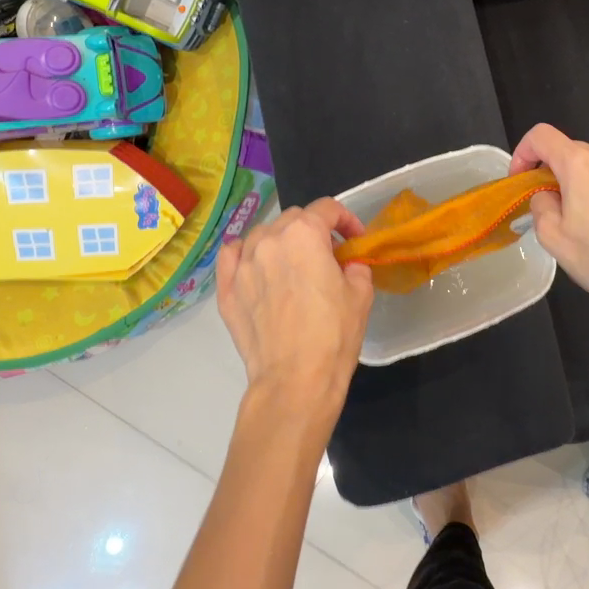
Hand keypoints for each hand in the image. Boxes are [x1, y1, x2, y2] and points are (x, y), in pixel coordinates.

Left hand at [216, 198, 374, 409]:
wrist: (295, 379)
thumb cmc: (334, 335)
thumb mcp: (361, 295)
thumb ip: (355, 267)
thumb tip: (347, 265)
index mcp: (305, 234)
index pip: (327, 209)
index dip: (346, 219)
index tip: (354, 239)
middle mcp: (269, 240)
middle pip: (294, 218)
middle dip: (314, 230)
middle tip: (328, 256)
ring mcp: (243, 264)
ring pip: (263, 235)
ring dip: (281, 241)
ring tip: (293, 264)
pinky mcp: (227, 289)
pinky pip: (232, 255)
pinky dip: (245, 253)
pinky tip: (257, 266)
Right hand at [510, 123, 588, 324]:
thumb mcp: (554, 239)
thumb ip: (540, 206)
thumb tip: (547, 196)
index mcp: (580, 164)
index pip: (541, 135)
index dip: (523, 152)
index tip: (521, 180)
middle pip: (573, 152)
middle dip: (556, 174)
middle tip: (553, 210)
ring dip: (587, 187)